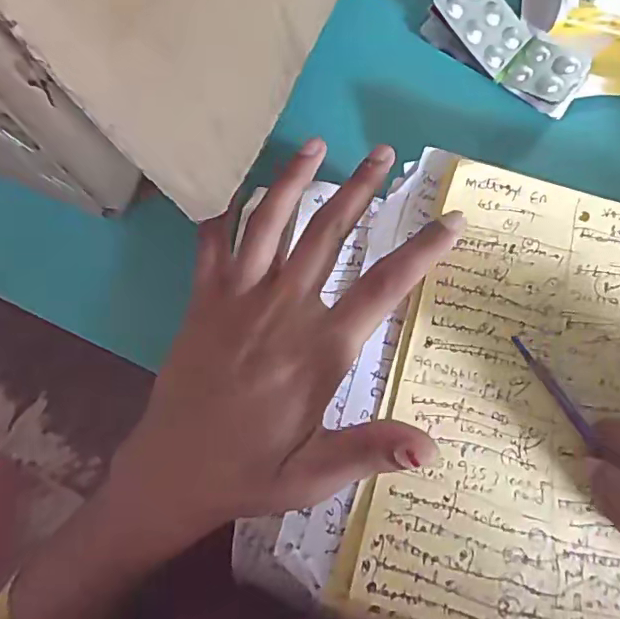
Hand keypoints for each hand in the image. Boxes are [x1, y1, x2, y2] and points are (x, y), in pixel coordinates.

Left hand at [102, 137, 464, 551]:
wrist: (168, 474)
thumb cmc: (250, 472)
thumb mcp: (314, 474)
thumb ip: (369, 449)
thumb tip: (431, 448)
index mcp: (319, 350)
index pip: (383, 286)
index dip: (423, 250)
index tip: (451, 221)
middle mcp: (282, 309)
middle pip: (329, 234)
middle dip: (360, 189)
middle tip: (384, 153)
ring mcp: (238, 297)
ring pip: (270, 222)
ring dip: (295, 178)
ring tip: (318, 144)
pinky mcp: (203, 298)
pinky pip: (212, 240)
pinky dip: (224, 206)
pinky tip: (238, 179)